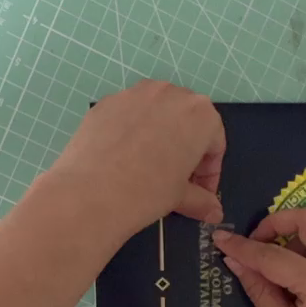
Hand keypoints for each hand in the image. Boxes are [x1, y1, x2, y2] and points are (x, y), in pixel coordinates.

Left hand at [36, 80, 225, 241]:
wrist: (90, 192)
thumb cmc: (148, 192)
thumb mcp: (180, 197)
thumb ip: (201, 200)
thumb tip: (215, 213)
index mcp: (201, 114)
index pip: (214, 143)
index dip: (210, 172)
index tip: (201, 192)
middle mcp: (171, 93)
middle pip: (187, 121)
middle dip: (187, 149)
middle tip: (177, 180)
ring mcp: (135, 93)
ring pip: (157, 113)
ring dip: (160, 136)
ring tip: (148, 167)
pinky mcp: (107, 101)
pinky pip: (129, 115)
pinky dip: (133, 132)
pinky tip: (122, 159)